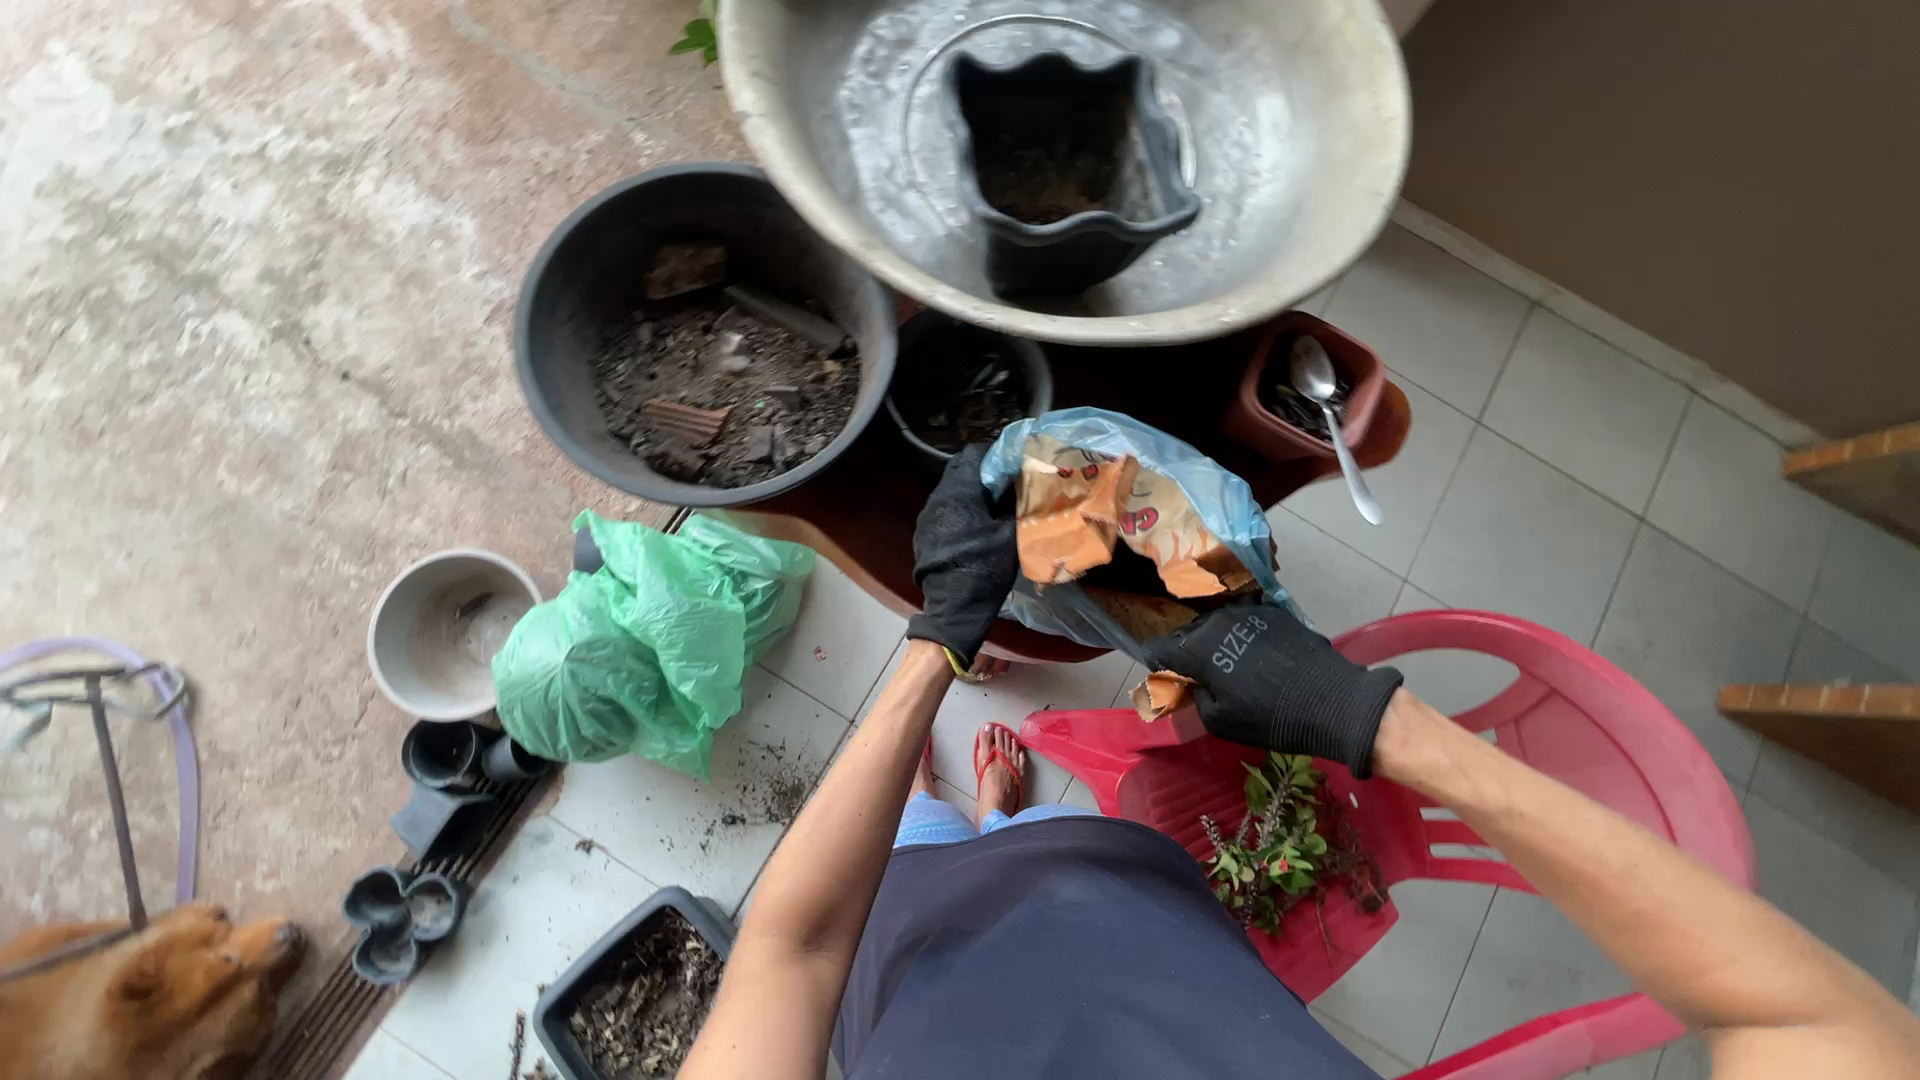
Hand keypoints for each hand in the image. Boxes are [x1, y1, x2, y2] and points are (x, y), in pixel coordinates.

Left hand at [906, 444, 1017, 665]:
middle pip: (959, 470)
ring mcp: (926, 517)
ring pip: (950, 491)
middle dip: (983, 473)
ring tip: (991, 507)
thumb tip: (1021, 483)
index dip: (994, 454)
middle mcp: (937, 498)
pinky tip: (973, 528)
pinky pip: (943, 511)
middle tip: (1005, 486)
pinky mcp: (923, 534)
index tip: (1011, 464)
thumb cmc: (985, 568)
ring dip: (970, 493)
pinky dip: (959, 511)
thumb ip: (1014, 503)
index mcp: (958, 492)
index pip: (973, 453)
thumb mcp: (1010, 535)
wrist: (953, 607)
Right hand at [1142, 603, 1401, 776]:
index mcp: (1197, 649)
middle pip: (1188, 633)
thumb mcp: (1219, 722)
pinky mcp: (1273, 611)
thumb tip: (1194, 682)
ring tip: (1236, 664)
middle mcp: (1216, 622)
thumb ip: (1196, 696)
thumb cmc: (1271, 718)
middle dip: (1190, 651)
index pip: (1156, 647)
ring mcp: (1247, 611)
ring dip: (1218, 640)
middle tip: (1206, 675)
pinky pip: (1245, 619)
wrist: (1333, 702)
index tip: (1170, 675)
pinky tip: (1260, 653)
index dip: (1158, 662)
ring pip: (1217, 624)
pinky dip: (1244, 633)